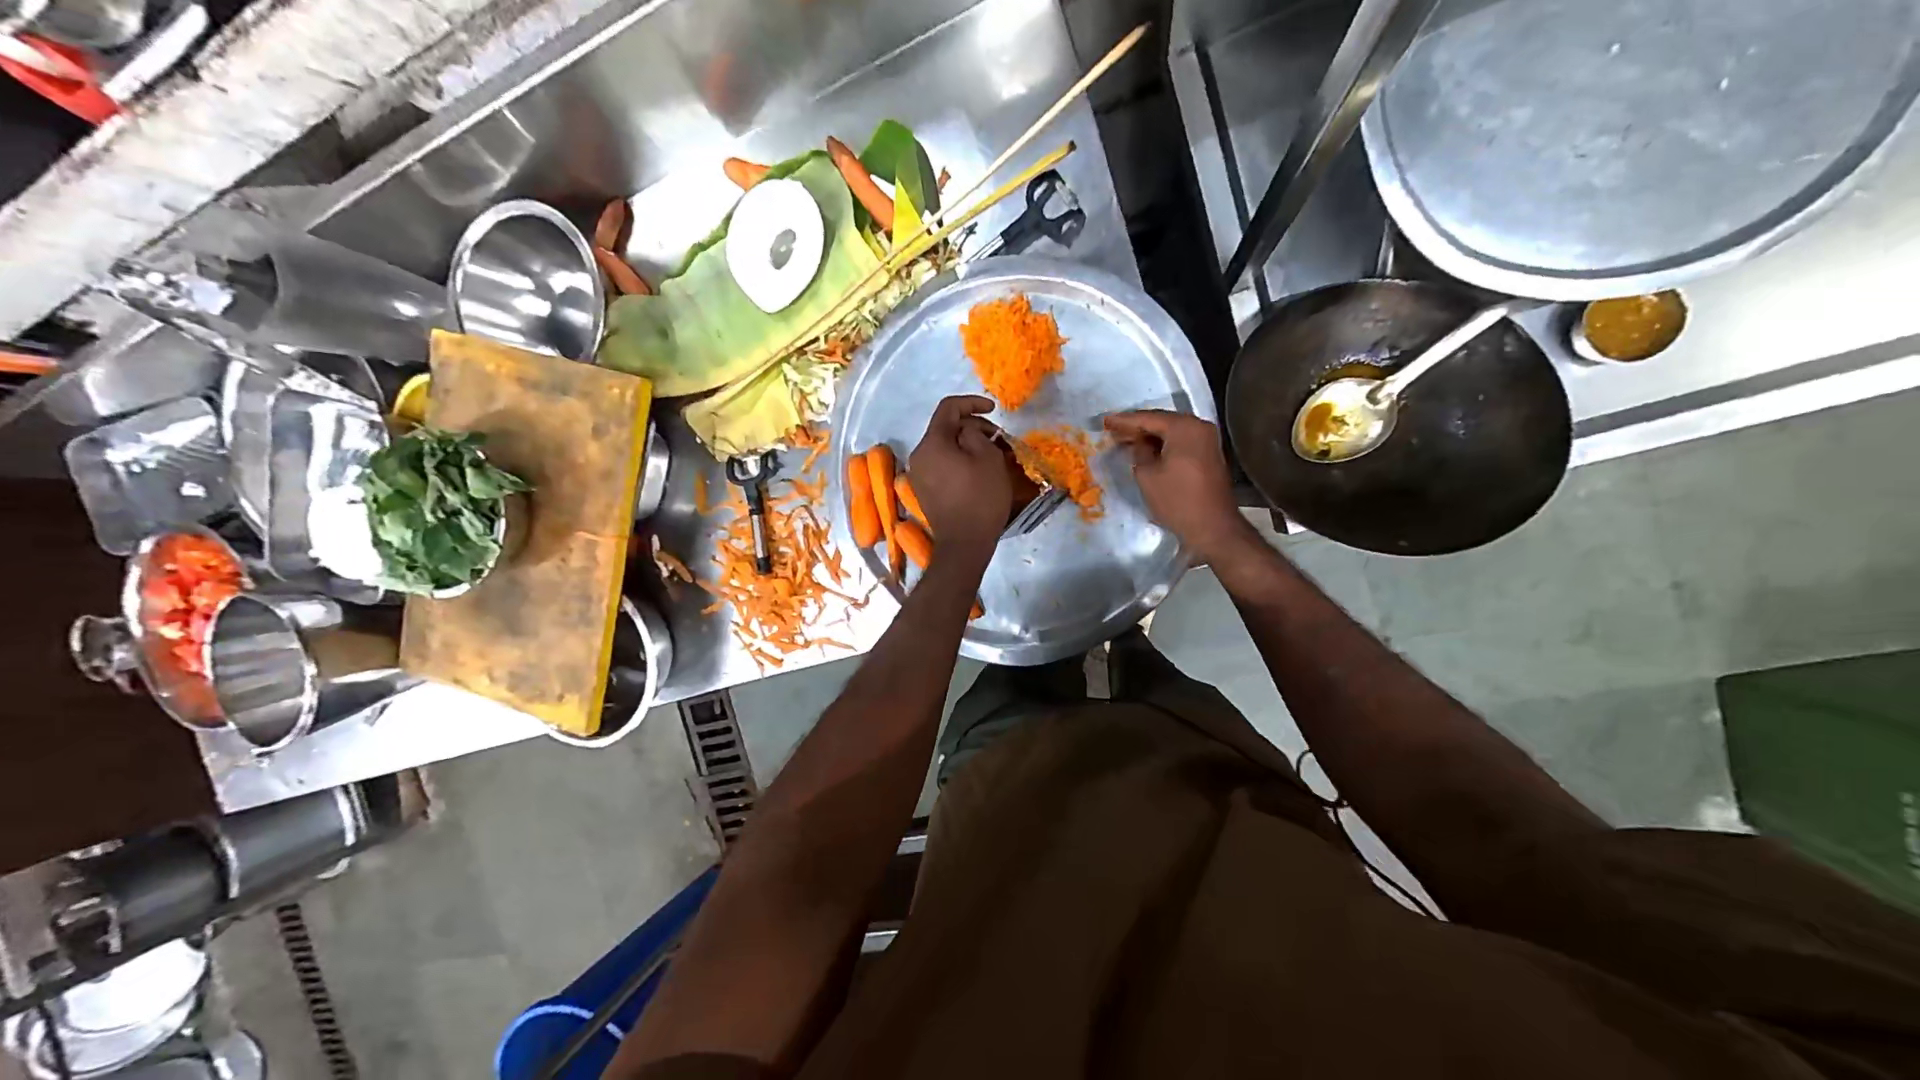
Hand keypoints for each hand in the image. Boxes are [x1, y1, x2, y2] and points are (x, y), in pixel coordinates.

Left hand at [908, 395, 1010, 563]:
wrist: (965, 543)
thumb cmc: (981, 498)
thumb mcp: (988, 457)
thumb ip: (975, 433)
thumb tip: (966, 432)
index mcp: (931, 443)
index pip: (948, 408)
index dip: (972, 402)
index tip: (993, 409)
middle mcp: (919, 455)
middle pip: (944, 428)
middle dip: (972, 425)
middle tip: (997, 437)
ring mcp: (919, 474)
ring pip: (944, 447)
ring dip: (966, 444)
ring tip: (991, 453)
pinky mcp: (925, 490)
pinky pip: (942, 464)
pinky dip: (959, 460)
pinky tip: (978, 470)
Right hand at [1104, 410, 1250, 562]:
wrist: (1213, 527)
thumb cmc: (1177, 501)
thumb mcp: (1147, 475)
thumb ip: (1139, 452)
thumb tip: (1139, 443)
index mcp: (1184, 428)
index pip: (1148, 418)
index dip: (1124, 421)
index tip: (1105, 421)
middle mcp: (1199, 427)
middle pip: (1162, 421)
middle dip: (1137, 426)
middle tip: (1113, 429)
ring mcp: (1206, 440)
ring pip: (1171, 431)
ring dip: (1149, 436)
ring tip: (1125, 439)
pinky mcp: (1208, 454)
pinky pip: (1180, 441)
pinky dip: (1163, 443)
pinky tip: (1146, 449)